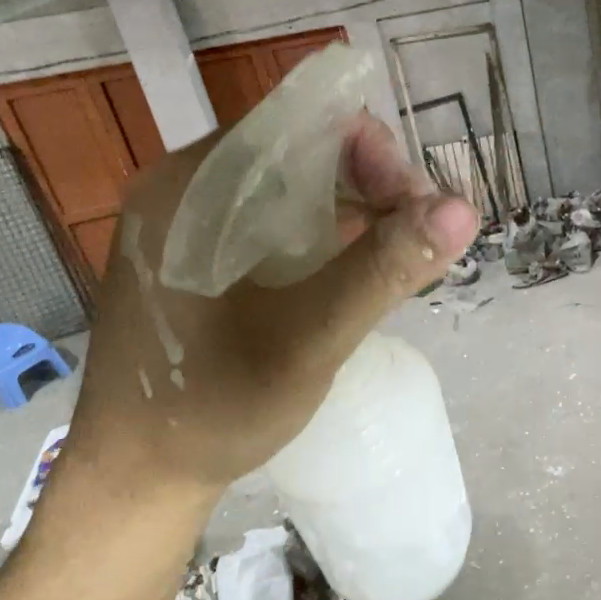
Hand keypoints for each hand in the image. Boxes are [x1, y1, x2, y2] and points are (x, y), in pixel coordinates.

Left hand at [60, 113, 478, 498]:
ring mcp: (191, 221)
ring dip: (357, 211)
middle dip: (373, 183)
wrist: (136, 480)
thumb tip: (464, 208)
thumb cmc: (212, 407)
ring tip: (394, 262)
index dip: (371, 149)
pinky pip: (279, 218)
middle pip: (302, 147)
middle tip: (413, 242)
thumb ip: (384, 270)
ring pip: (296, 184)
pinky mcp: (202, 254)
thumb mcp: (309, 340)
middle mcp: (186, 187)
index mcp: (193, 185)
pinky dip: (328, 236)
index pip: (299, 119)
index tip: (414, 208)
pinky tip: (355, 275)